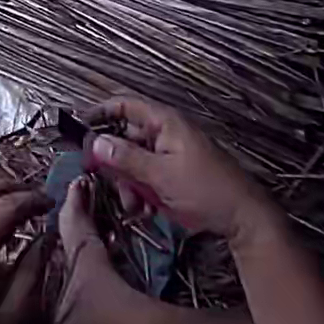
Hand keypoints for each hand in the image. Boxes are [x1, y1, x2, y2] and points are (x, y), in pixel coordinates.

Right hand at [85, 95, 275, 240]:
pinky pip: (148, 175)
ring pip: (134, 161)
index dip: (100, 113)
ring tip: (135, 206)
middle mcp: (165, 132)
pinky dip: (142, 191)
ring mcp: (171, 153)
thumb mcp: (160, 176)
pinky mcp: (175, 173)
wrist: (245, 218)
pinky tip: (147, 210)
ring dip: (128, 183)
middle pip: (126, 137)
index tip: (79, 129)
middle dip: (115, 163)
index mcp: (164, 122)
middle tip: (108, 184)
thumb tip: (95, 142)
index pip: (124, 105)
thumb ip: (125, 158)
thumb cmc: (205, 190)